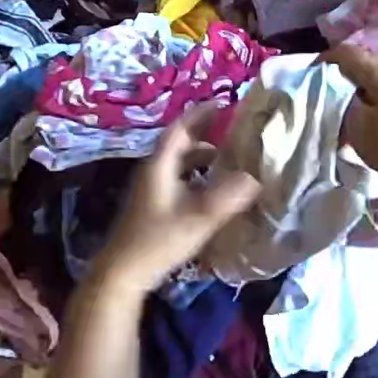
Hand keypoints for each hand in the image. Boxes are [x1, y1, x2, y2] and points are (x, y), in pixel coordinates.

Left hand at [92, 103, 260, 296]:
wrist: (121, 273)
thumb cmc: (158, 241)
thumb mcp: (199, 218)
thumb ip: (229, 196)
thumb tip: (256, 177)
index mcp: (160, 165)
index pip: (181, 128)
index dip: (201, 113)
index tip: (224, 103)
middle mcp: (153, 170)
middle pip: (180, 143)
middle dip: (206, 133)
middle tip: (232, 130)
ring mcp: (150, 187)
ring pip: (179, 161)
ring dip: (202, 155)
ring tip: (228, 158)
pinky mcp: (152, 204)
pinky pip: (178, 177)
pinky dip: (196, 174)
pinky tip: (212, 187)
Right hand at [324, 44, 377, 205]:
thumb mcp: (359, 128)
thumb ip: (341, 107)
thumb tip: (334, 98)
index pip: (346, 52)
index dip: (322, 61)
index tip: (305, 80)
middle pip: (360, 68)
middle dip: (336, 82)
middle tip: (317, 102)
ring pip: (372, 85)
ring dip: (353, 98)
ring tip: (337, 117)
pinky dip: (368, 108)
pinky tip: (362, 127)